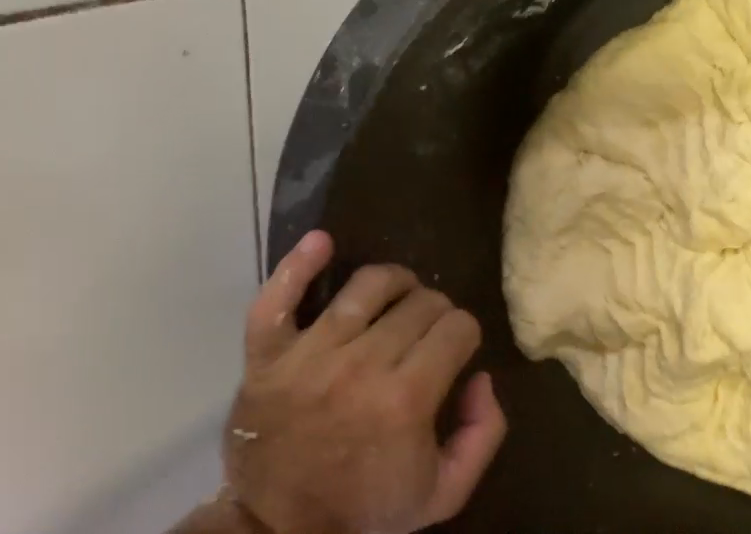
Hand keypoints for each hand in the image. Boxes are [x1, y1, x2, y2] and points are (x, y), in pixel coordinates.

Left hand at [222, 231, 506, 533]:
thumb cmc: (364, 509)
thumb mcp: (445, 491)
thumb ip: (484, 432)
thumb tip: (481, 377)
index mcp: (406, 398)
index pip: (458, 327)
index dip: (464, 337)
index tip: (454, 356)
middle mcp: (361, 366)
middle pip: (421, 303)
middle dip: (436, 313)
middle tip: (426, 338)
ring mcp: (309, 357)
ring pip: (367, 286)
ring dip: (395, 284)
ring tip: (397, 299)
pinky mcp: (265, 359)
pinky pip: (276, 298)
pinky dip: (298, 266)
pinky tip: (322, 243)